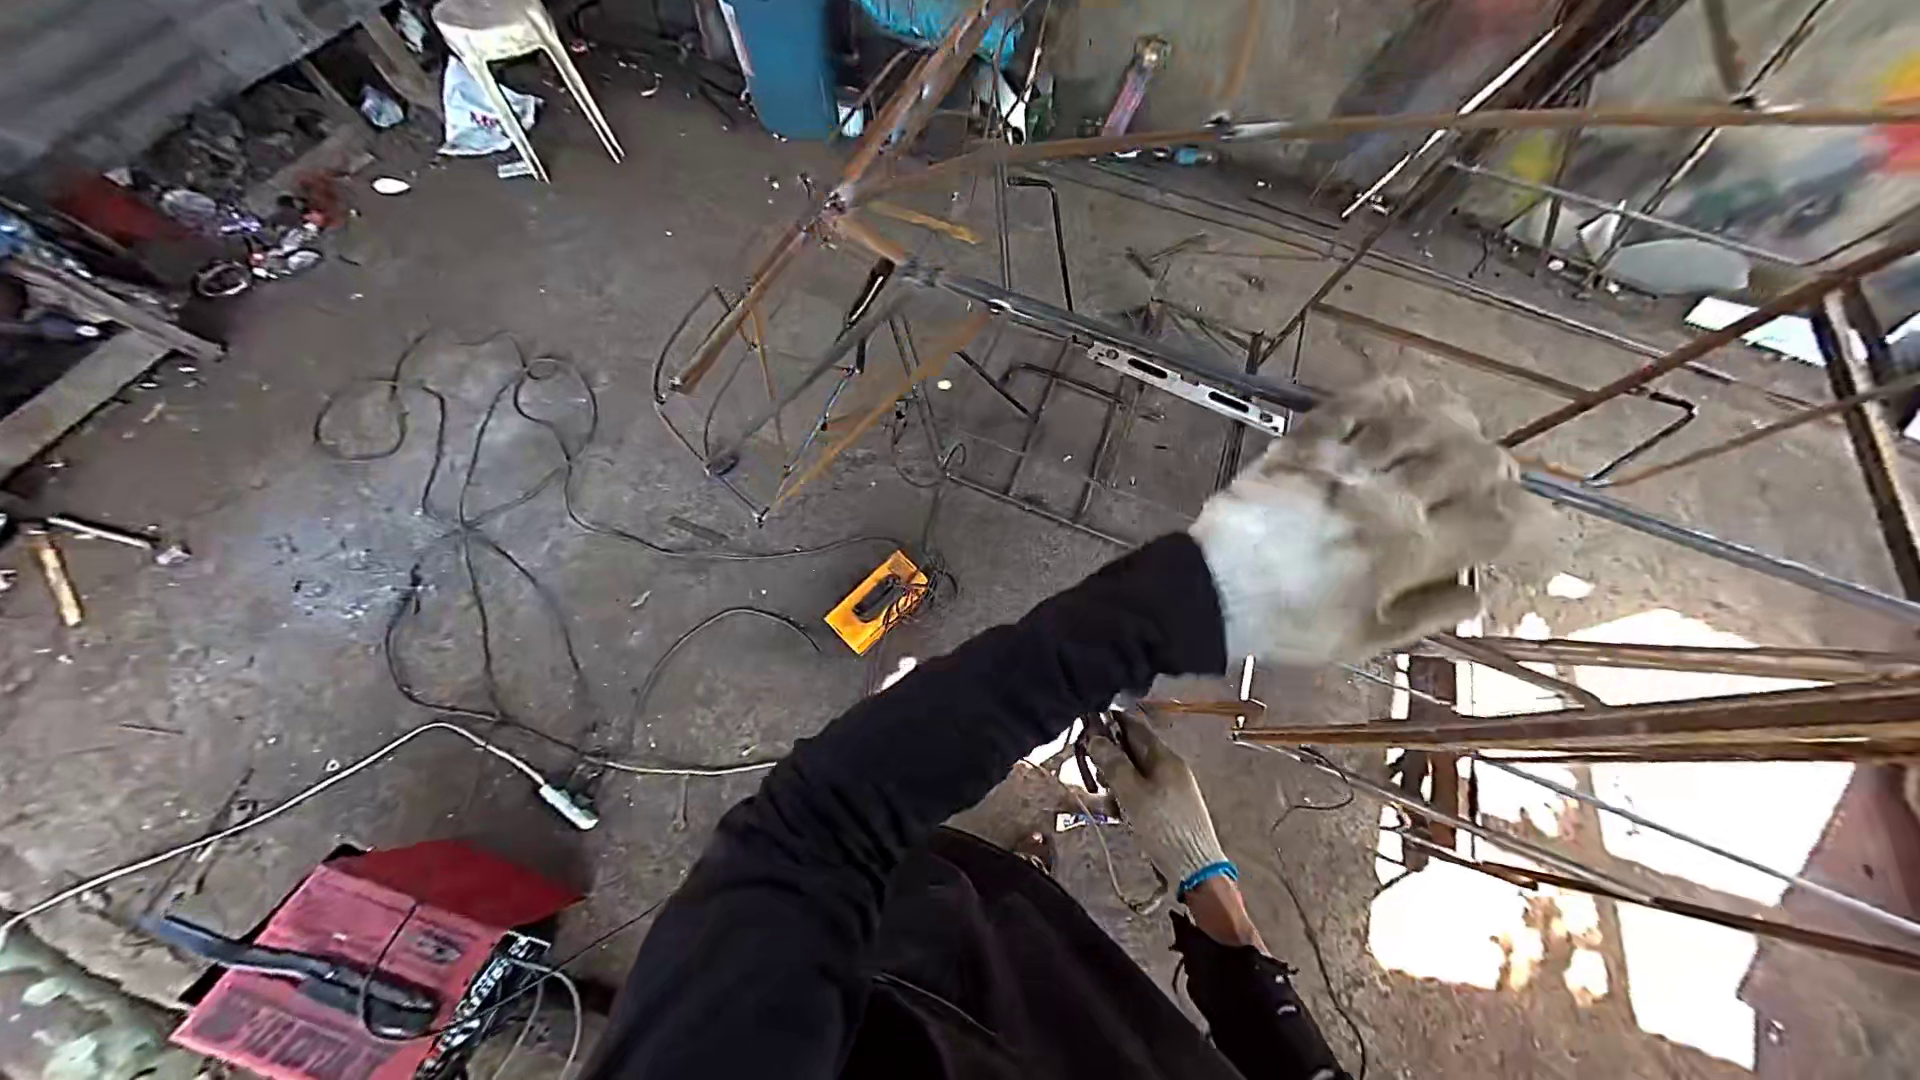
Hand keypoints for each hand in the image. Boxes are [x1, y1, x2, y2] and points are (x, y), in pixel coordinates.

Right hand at [1085, 712, 1230, 896]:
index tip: (1087, 726)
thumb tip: (1095, 737)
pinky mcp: (1170, 807)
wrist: (1194, 870)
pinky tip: (1117, 810)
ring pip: (1136, 771)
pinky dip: (1127, 794)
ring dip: (1116, 777)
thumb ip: (1112, 763)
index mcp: (1164, 757)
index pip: (1134, 727)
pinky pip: (1143, 790)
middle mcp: (1170, 767)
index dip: (1110, 722)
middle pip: (1134, 749)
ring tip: (1103, 793)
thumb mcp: (1131, 793)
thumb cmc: (1161, 826)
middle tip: (1092, 766)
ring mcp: (1172, 787)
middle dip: (1110, 755)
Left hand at [1189, 377, 1531, 663]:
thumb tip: (1479, 591)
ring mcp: (1339, 467)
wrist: (1210, 593)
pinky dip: (1380, 393)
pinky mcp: (1296, 449)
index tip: (1526, 523)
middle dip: (1496, 465)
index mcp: (1408, 551)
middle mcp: (1385, 498)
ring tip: (1459, 426)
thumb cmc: (1286, 624)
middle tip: (1490, 475)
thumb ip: (1428, 612)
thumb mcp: (1364, 638)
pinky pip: (1347, 407)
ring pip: (1417, 424)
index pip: (1498, 522)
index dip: (1528, 520)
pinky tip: (1399, 393)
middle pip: (1469, 460)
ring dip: (1452, 420)